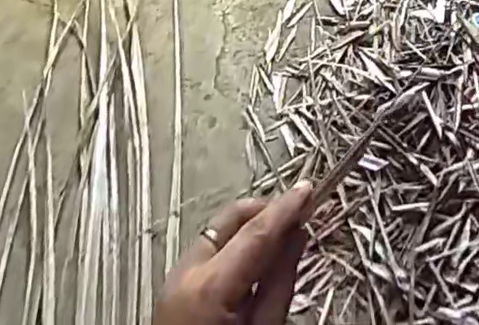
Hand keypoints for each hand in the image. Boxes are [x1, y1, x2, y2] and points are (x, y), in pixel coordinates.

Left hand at [152, 184, 311, 324]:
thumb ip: (279, 282)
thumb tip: (297, 235)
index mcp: (209, 288)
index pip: (257, 230)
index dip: (286, 207)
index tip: (308, 189)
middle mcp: (185, 273)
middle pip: (233, 218)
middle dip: (266, 210)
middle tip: (297, 216)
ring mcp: (173, 279)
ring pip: (219, 229)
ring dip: (250, 227)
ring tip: (279, 240)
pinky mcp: (170, 289)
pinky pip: (208, 250)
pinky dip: (233, 245)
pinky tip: (253, 261)